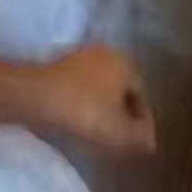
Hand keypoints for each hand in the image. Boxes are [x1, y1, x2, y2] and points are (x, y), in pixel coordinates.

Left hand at [37, 47, 156, 154]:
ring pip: (104, 83)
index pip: (141, 94)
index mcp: (125, 62)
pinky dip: (89, 96)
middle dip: (124, 109)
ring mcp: (85, 53)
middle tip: (122, 134)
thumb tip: (149, 137)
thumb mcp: (120, 132)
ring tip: (102, 127)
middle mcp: (108, 51)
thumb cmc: (87, 111)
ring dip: (106, 103)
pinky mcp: (67, 60)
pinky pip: (86, 82)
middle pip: (123, 86)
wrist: (42, 95)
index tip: (137, 140)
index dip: (142, 120)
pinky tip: (84, 113)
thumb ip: (141, 136)